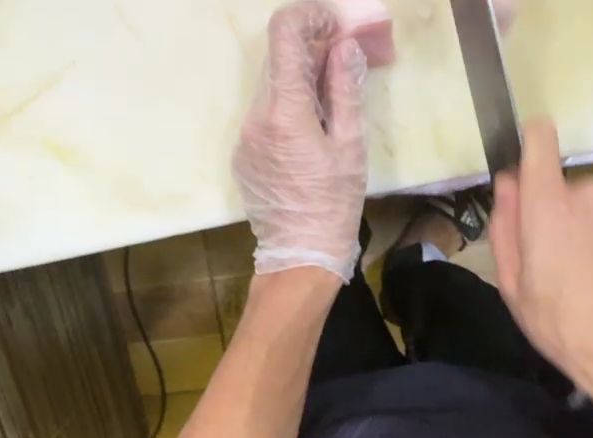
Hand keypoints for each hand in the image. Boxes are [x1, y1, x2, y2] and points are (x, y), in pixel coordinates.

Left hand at [233, 1, 368, 280]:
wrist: (300, 257)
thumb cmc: (332, 207)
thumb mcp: (350, 148)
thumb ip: (345, 90)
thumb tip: (343, 46)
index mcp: (283, 112)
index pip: (284, 34)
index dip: (310, 18)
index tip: (334, 27)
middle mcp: (255, 119)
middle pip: (278, 61)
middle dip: (310, 50)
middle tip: (342, 60)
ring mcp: (244, 140)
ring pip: (271, 90)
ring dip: (299, 83)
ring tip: (331, 99)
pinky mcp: (243, 158)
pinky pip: (264, 119)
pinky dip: (287, 111)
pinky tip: (310, 132)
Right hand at [488, 120, 592, 412]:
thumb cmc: (557, 323)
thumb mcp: (512, 285)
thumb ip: (505, 227)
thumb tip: (506, 184)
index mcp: (547, 206)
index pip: (539, 140)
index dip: (530, 146)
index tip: (524, 167)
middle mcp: (587, 192)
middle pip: (561, 185)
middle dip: (552, 211)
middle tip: (550, 259)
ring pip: (589, 202)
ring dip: (581, 225)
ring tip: (581, 270)